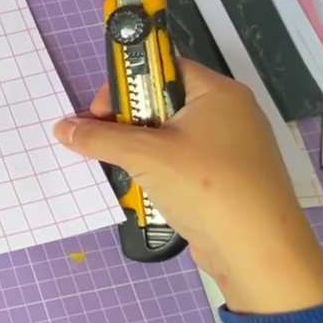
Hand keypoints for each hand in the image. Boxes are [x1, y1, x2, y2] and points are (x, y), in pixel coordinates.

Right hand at [52, 59, 322, 314]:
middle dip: (126, 122)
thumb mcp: (144, 156)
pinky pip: (180, 162)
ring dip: (137, 150)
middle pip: (162, 103)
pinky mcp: (226, 179)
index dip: (126, 84)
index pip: (162, 69)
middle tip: (102, 142)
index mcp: (219, 94)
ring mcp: (230, 148)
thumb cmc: (206, 187)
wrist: (260, 254)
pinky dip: (156, 171)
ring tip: (120, 167)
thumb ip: (98, 138)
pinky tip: (142, 188)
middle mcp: (228, 114)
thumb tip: (62, 127)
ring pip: (168, 135)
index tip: (99, 112)